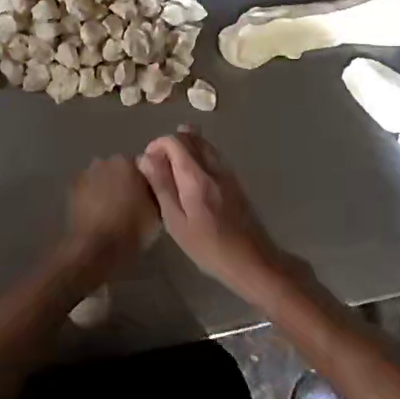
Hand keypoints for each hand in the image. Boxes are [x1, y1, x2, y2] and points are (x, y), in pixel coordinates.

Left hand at [60, 156, 159, 285]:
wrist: (95, 249)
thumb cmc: (131, 229)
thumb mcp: (156, 212)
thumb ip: (155, 192)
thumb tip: (152, 187)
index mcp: (126, 163)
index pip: (142, 165)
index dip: (146, 181)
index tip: (149, 196)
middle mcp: (103, 162)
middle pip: (118, 169)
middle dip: (124, 182)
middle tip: (132, 203)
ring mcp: (84, 176)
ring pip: (101, 179)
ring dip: (106, 190)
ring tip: (114, 212)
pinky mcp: (70, 192)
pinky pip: (87, 192)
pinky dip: (92, 199)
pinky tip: (98, 216)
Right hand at [138, 128, 292, 303]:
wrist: (253, 261)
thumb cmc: (209, 248)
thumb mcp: (176, 222)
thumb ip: (161, 186)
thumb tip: (145, 158)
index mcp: (196, 177)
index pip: (174, 141)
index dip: (156, 146)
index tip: (148, 165)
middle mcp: (214, 167)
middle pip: (190, 136)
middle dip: (169, 144)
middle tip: (158, 168)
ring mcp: (228, 172)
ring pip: (204, 143)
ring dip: (185, 147)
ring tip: (172, 172)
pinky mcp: (235, 180)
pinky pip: (213, 154)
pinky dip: (198, 155)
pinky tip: (191, 178)